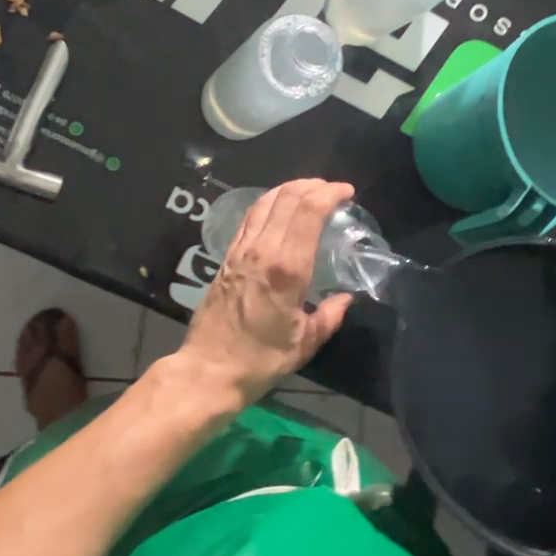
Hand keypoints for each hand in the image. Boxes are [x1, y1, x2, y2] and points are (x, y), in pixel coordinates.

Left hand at [173, 179, 355, 405]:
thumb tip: (345, 299)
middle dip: (312, 185)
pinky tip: (278, 209)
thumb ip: (329, 316)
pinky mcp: (226, 258)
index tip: (346, 192)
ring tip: (308, 190)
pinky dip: (269, 204)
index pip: (309, 212)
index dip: (330, 193)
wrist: (208, 370)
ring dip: (289, 189)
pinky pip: (250, 218)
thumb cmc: (260, 360)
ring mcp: (240, 251)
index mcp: (287, 268)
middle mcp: (262, 250)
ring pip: (265, 202)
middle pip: (287, 198)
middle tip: (331, 189)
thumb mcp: (305, 342)